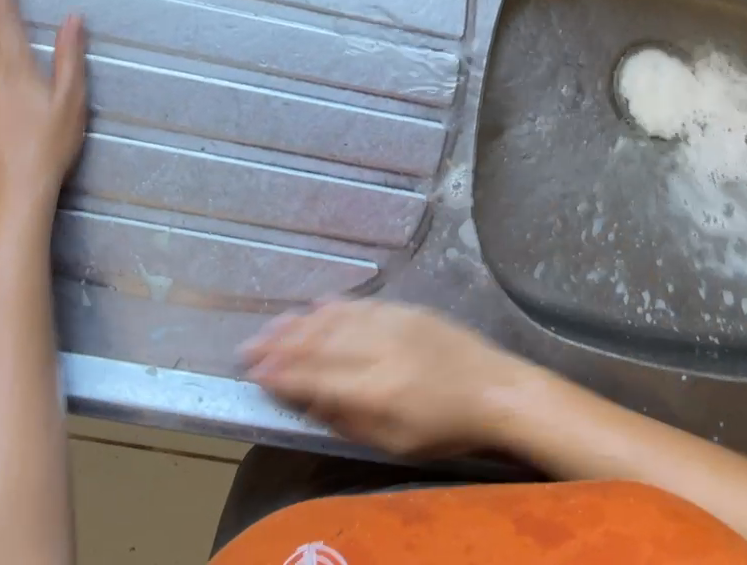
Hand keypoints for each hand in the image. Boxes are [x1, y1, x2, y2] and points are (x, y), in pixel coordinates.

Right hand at [239, 300, 544, 456]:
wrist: (497, 390)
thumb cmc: (447, 428)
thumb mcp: (395, 442)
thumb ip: (348, 419)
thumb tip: (308, 402)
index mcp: (377, 389)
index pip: (316, 378)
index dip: (282, 375)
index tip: (254, 372)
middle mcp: (380, 349)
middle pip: (320, 343)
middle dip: (281, 344)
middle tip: (249, 345)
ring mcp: (394, 324)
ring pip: (336, 318)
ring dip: (300, 322)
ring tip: (273, 324)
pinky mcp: (408, 310)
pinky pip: (362, 304)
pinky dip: (335, 305)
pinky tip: (316, 305)